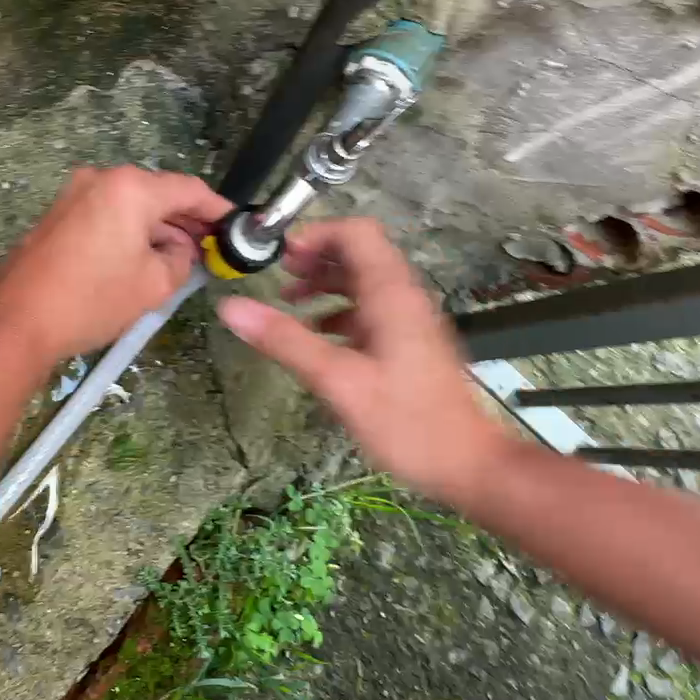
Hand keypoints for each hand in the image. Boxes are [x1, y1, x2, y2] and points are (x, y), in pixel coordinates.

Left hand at [0, 166, 232, 361]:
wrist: (17, 320)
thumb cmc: (92, 299)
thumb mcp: (154, 284)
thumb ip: (182, 259)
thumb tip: (181, 249)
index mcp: (130, 187)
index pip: (188, 189)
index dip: (217, 209)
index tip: (237, 227)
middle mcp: (101, 179)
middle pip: (158, 193)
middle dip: (186, 221)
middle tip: (211, 248)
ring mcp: (74, 194)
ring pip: (130, 205)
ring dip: (157, 227)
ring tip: (178, 259)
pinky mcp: (58, 215)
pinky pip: (106, 214)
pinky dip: (129, 230)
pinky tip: (141, 258)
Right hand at [215, 217, 514, 506]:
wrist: (469, 465)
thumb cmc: (406, 421)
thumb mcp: (337, 380)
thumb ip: (285, 340)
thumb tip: (231, 307)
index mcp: (390, 294)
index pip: (355, 233)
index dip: (316, 234)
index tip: (280, 256)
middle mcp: (403, 297)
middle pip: (357, 253)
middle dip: (315, 257)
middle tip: (279, 276)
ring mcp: (408, 320)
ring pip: (362, 281)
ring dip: (324, 283)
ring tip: (289, 302)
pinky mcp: (408, 343)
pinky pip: (369, 309)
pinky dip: (338, 311)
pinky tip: (317, 337)